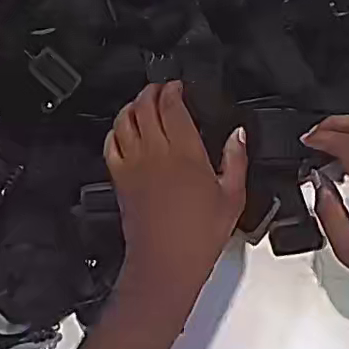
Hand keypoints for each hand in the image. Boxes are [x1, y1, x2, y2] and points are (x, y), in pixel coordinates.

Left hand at [103, 82, 246, 326]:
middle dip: (152, 90)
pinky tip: (124, 130)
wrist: (166, 262)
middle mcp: (155, 152)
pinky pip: (110, 143)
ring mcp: (134, 163)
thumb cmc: (199, 235)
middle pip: (145, 105)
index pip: (171, 105)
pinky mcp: (120, 177)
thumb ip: (236, 159)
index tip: (178, 86)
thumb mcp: (232, 197)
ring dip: (133, 105)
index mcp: (185, 152)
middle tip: (161, 89)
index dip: (172, 89)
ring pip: (124, 119)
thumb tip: (238, 135)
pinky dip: (115, 130)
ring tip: (143, 103)